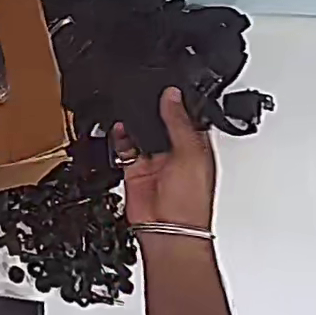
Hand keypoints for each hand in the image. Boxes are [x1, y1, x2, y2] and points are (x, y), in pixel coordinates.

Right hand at [114, 86, 215, 229]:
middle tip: (146, 90)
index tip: (170, 85)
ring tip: (130, 105)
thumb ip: (179, 123)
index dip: (180, 101)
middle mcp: (175, 151)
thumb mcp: (190, 154)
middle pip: (162, 121)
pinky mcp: (136, 168)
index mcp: (196, 146)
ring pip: (143, 132)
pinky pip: (125, 146)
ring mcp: (154, 160)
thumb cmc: (190, 202)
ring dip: (136, 121)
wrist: (167, 230)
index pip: (188, 116)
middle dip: (155, 108)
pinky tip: (120, 127)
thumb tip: (173, 96)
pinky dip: (120, 136)